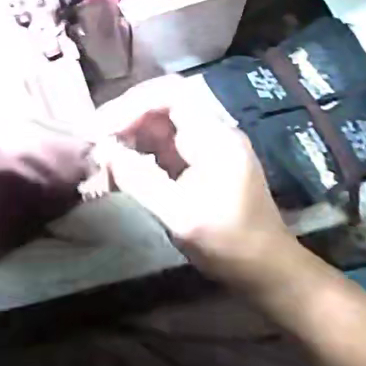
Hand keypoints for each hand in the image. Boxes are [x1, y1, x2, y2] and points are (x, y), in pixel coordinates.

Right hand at [96, 75, 302, 290]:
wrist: (269, 272)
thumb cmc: (229, 245)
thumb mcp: (180, 216)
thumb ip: (139, 180)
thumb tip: (103, 151)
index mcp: (215, 137)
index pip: (171, 93)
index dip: (133, 102)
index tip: (105, 127)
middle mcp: (213, 131)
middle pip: (163, 102)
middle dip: (126, 115)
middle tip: (96, 137)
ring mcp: (208, 145)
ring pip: (161, 122)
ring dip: (130, 132)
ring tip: (103, 152)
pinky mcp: (201, 161)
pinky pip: (165, 142)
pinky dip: (140, 149)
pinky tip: (121, 166)